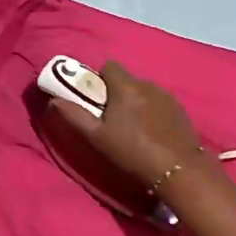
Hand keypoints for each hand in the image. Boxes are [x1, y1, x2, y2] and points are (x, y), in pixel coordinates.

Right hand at [49, 61, 204, 187]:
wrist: (177, 169)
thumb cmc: (132, 152)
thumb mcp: (97, 138)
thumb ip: (75, 116)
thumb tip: (54, 101)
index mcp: (125, 86)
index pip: (108, 66)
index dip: (99, 80)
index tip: (95, 99)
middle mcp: (147, 84)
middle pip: (127, 80)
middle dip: (117, 93)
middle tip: (111, 119)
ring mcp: (167, 96)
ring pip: (144, 91)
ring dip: (136, 102)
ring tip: (133, 128)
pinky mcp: (180, 109)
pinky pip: (159, 102)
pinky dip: (153, 111)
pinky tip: (152, 133)